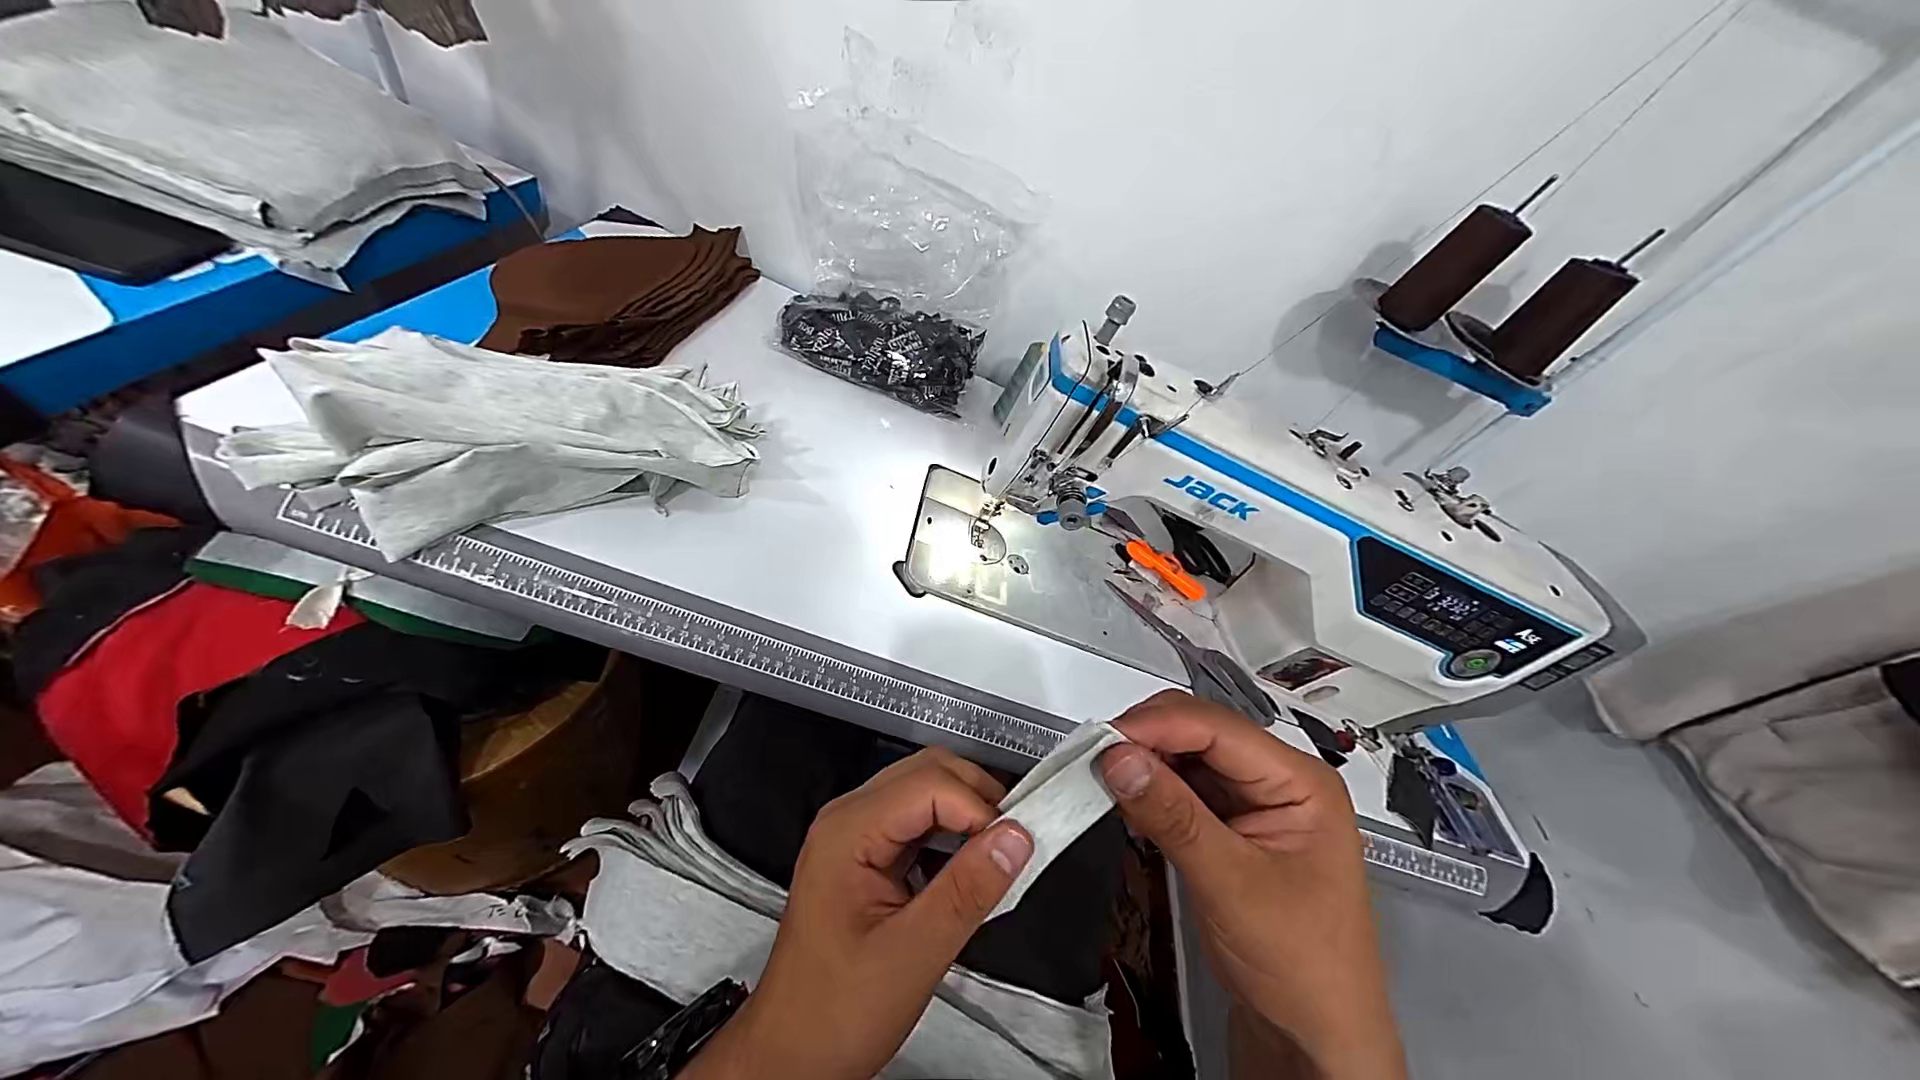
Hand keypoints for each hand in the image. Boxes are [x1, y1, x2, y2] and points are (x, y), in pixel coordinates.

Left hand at [682, 748, 1034, 1079]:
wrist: (791, 1052)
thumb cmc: (832, 1013)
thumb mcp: (912, 956)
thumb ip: (967, 892)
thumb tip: (1014, 838)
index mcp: (848, 832)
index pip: (930, 783)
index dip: (979, 808)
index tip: (1013, 845)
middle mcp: (848, 818)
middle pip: (929, 771)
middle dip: (978, 798)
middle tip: (1012, 841)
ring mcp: (855, 832)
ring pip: (926, 788)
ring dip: (967, 812)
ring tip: (996, 854)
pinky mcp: (867, 851)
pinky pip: (919, 817)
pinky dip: (952, 830)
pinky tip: (969, 864)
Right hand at [1100, 691, 1406, 1079]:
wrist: (1312, 1035)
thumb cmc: (1302, 966)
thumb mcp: (1233, 886)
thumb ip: (1173, 817)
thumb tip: (1119, 758)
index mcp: (1300, 781)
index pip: (1217, 728)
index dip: (1157, 726)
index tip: (1104, 741)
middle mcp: (1275, 778)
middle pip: (1199, 731)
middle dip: (1146, 738)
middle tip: (1098, 758)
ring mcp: (1249, 799)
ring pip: (1183, 754)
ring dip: (1143, 762)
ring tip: (1104, 779)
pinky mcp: (1225, 821)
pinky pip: (1178, 786)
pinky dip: (1148, 788)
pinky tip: (1127, 801)